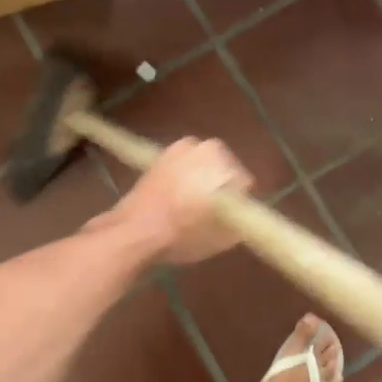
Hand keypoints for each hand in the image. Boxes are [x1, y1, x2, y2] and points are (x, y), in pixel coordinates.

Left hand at [110, 138, 250, 264]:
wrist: (136, 230)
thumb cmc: (184, 232)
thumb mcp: (225, 236)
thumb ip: (244, 220)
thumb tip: (244, 213)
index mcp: (224, 159)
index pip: (244, 183)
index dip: (239, 204)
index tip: (228, 220)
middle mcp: (203, 145)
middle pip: (223, 170)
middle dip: (219, 188)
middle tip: (210, 215)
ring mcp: (179, 146)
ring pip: (202, 167)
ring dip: (200, 182)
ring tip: (190, 210)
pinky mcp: (160, 155)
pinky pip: (182, 167)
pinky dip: (182, 179)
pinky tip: (175, 201)